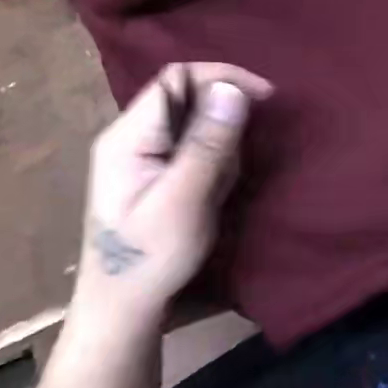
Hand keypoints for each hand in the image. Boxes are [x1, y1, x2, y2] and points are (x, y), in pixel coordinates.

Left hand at [73, 64, 271, 330]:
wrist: (121, 309)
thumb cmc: (149, 259)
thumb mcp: (183, 201)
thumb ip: (207, 144)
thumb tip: (232, 88)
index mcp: (128, 135)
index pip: (176, 79)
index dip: (222, 78)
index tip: (266, 97)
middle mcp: (130, 135)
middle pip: (187, 101)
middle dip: (222, 128)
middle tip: (231, 171)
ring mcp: (140, 155)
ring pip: (195, 128)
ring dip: (218, 154)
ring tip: (215, 194)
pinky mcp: (152, 173)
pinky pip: (192, 153)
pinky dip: (211, 170)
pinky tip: (208, 200)